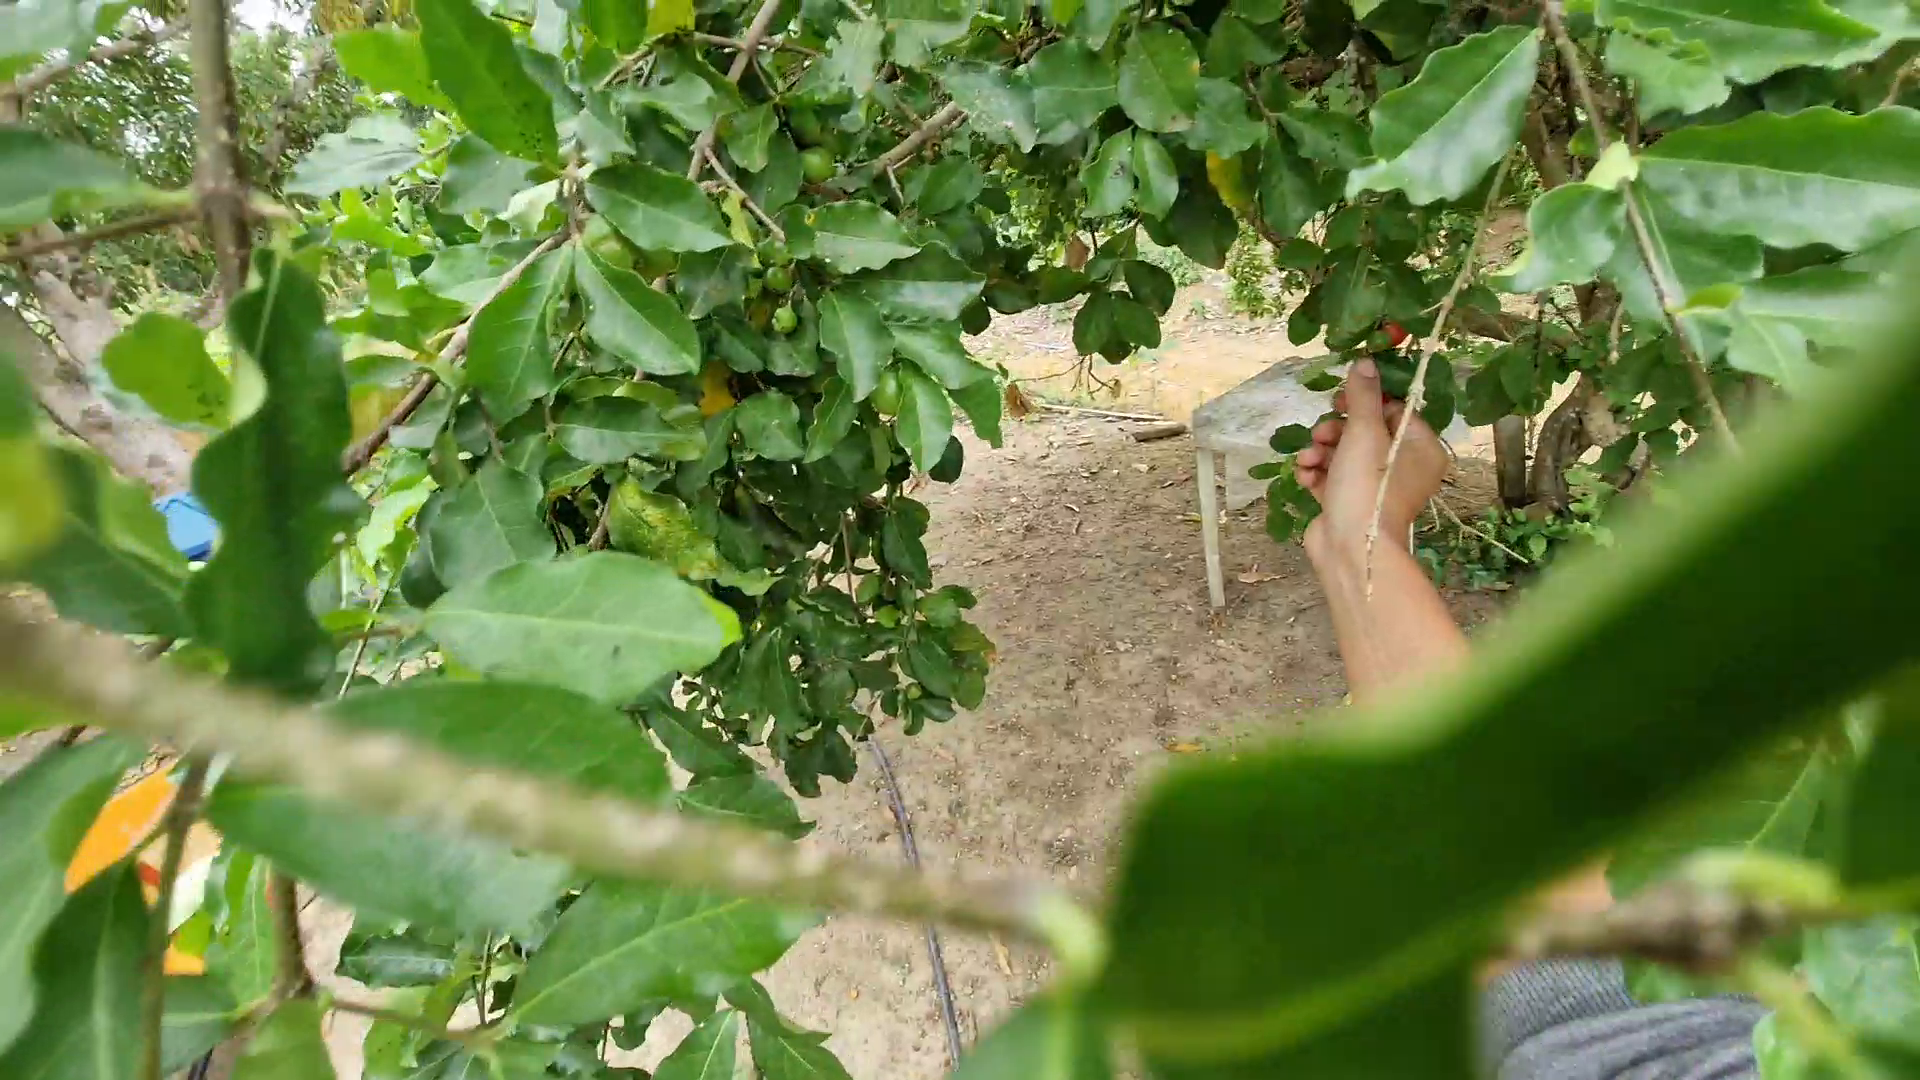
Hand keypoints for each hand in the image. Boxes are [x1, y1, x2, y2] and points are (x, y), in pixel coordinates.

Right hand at [1294, 358, 1448, 562]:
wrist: (1349, 546)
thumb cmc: (1368, 486)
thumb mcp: (1365, 433)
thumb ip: (1363, 396)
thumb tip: (1364, 360)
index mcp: (1420, 450)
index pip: (1395, 412)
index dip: (1366, 402)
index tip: (1341, 399)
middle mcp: (1401, 468)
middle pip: (1364, 432)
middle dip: (1335, 429)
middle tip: (1322, 431)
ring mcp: (1372, 488)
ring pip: (1341, 454)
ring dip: (1319, 451)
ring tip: (1309, 457)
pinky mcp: (1345, 503)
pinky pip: (1329, 477)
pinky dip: (1315, 473)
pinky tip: (1304, 474)